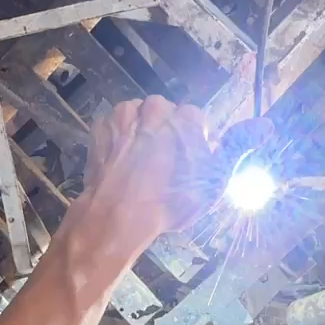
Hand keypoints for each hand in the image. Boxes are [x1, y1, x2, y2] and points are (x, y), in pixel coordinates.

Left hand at [67, 96, 211, 255]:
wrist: (119, 215)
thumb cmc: (168, 204)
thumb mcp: (209, 189)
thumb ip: (222, 160)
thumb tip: (217, 144)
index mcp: (184, 120)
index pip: (193, 116)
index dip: (192, 134)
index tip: (188, 152)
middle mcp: (155, 109)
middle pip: (163, 110)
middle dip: (164, 127)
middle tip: (161, 154)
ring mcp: (124, 115)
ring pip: (137, 112)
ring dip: (140, 127)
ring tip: (139, 154)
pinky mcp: (101, 125)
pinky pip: (114, 122)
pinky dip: (119, 134)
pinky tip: (121, 156)